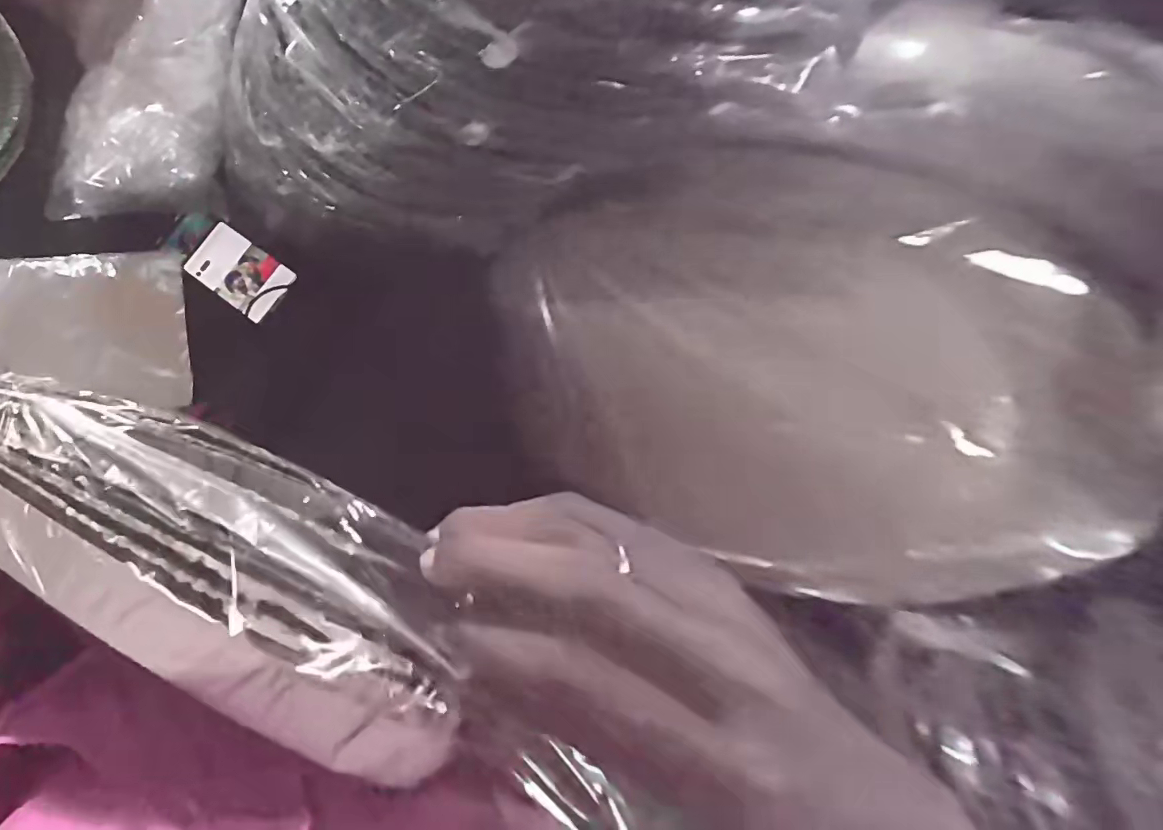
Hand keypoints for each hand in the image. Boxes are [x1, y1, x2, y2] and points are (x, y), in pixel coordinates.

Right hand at [425, 495, 973, 829]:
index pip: (593, 684)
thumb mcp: (669, 824)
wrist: (884, 824)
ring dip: (514, 523)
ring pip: (603, 534)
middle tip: (431, 563)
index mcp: (733, 765)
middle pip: (594, 582)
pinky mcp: (716, 580)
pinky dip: (549, 517)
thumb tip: (478, 687)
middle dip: (496, 560)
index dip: (502, 654)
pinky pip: (617, 526)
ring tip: (456, 533)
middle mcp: (732, 668)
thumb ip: (577, 749)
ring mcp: (727, 608)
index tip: (444, 641)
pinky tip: (513, 528)